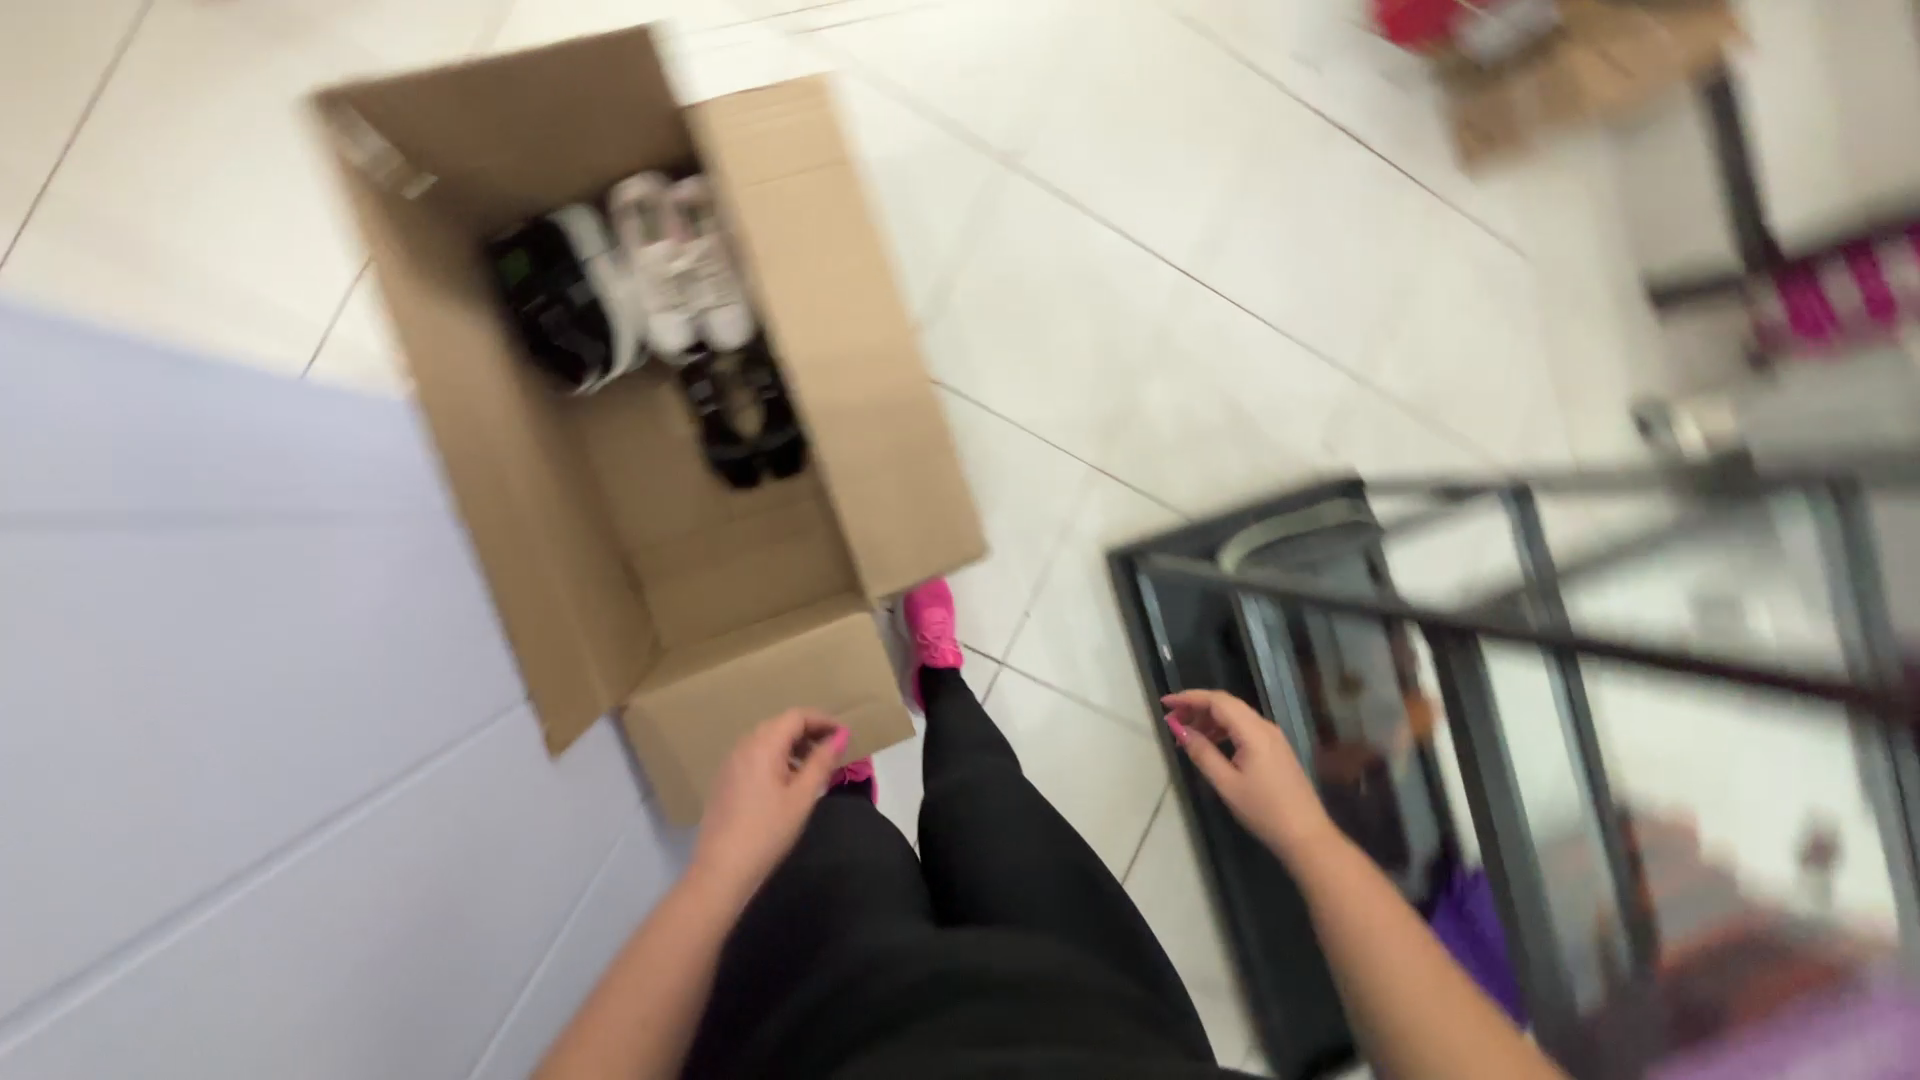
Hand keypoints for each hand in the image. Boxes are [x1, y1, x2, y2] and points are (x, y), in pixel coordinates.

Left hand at [690, 708, 847, 903]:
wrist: (722, 870)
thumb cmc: (768, 832)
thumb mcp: (802, 797)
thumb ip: (822, 762)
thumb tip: (840, 736)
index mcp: (763, 745)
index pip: (796, 716)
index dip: (822, 720)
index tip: (843, 734)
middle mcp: (743, 746)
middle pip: (780, 725)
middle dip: (808, 732)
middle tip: (831, 751)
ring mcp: (730, 763)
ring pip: (766, 740)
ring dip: (792, 746)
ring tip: (812, 769)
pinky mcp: (725, 780)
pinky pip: (754, 755)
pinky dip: (775, 758)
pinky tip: (786, 783)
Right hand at [1163, 690, 1336, 863]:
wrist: (1306, 835)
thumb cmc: (1264, 811)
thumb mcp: (1226, 784)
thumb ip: (1202, 752)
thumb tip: (1180, 729)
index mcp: (1253, 731)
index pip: (1217, 701)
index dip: (1189, 698)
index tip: (1166, 703)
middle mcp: (1265, 727)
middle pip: (1226, 704)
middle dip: (1197, 707)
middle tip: (1172, 721)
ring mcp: (1273, 737)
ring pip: (1235, 716)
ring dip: (1209, 720)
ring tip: (1186, 736)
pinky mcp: (1276, 749)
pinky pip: (1244, 728)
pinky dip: (1223, 730)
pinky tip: (1211, 744)